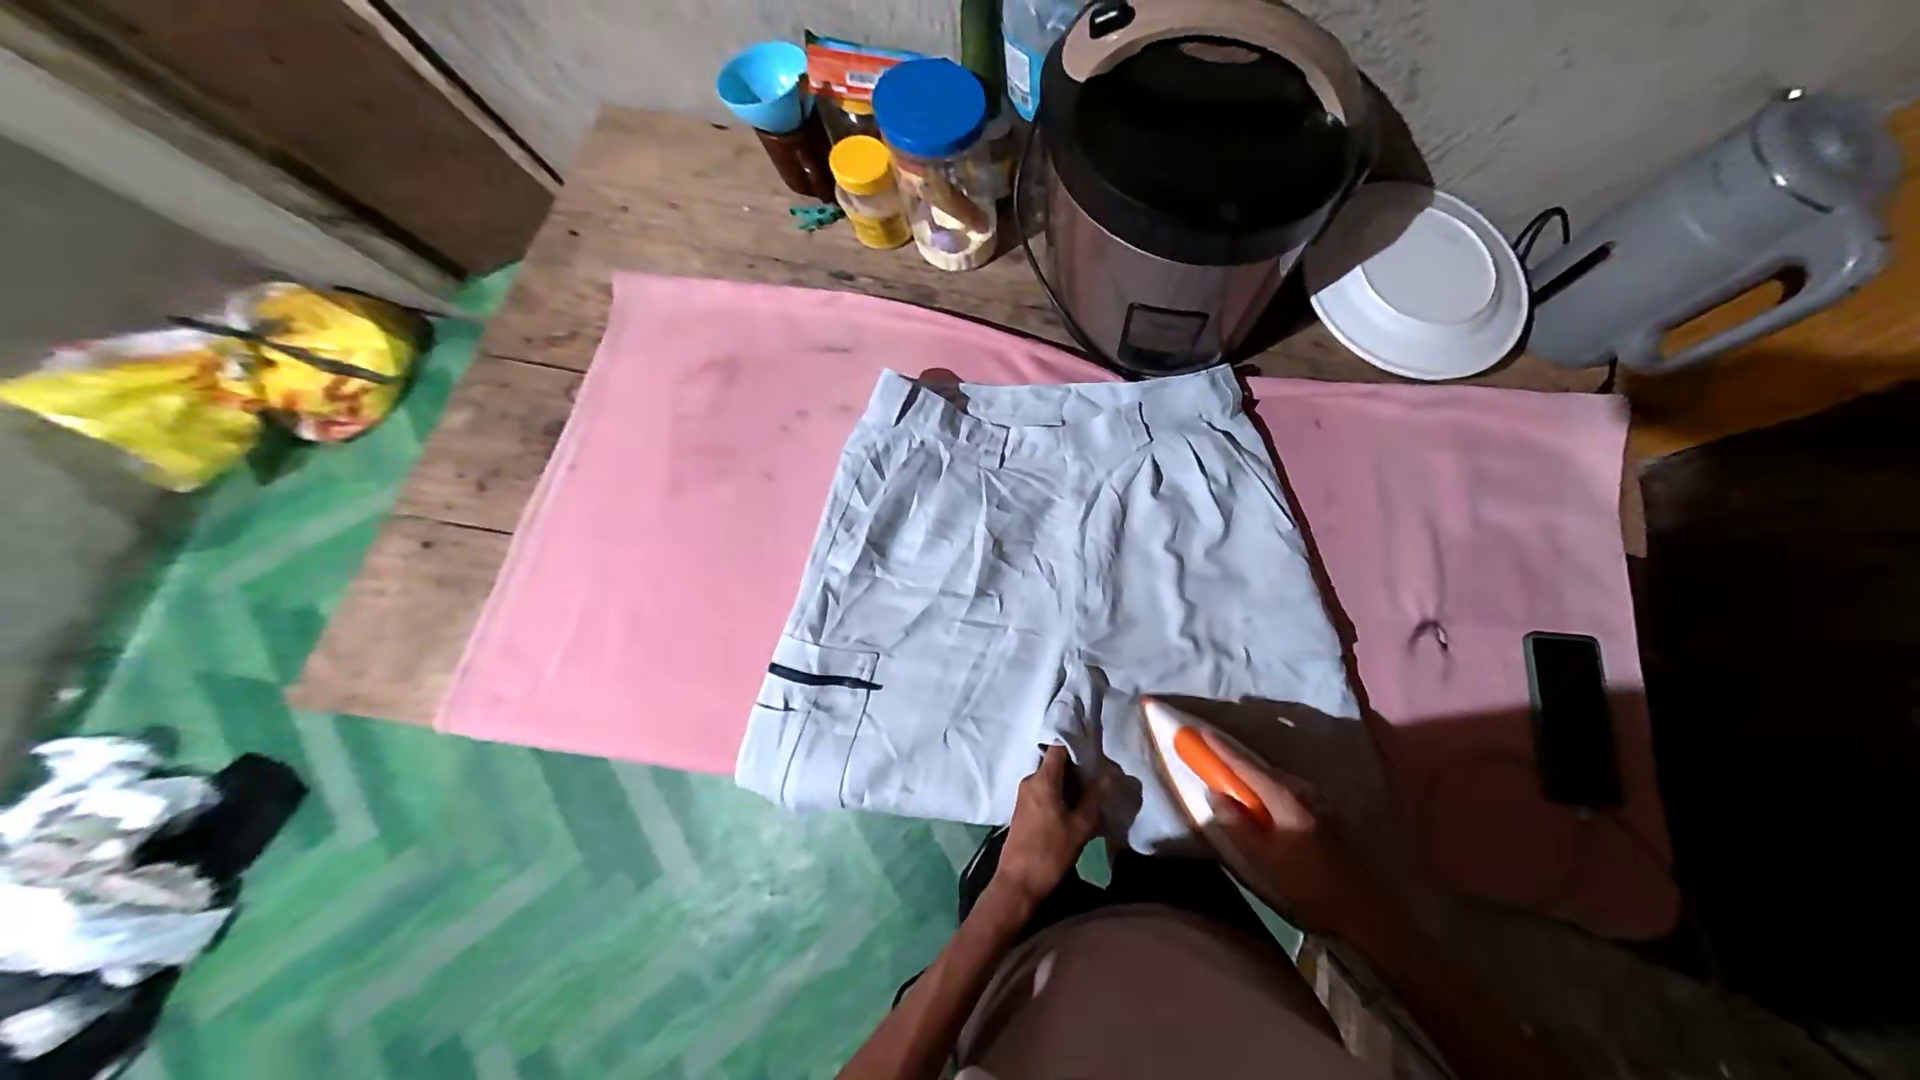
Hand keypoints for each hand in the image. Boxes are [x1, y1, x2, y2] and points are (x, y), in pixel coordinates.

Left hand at [992, 745, 1110, 907]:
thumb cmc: (1050, 852)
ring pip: (1051, 778)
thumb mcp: (1080, 826)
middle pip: (1056, 763)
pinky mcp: (1024, 809)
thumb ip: (1095, 797)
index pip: (1058, 747)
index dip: (1075, 743)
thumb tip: (1109, 774)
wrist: (1018, 883)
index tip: (1094, 748)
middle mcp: (1030, 781)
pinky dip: (1060, 794)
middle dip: (1077, 767)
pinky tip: (1076, 808)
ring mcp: (1025, 795)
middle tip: (1100, 775)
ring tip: (1092, 793)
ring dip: (1070, 783)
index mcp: (1042, 780)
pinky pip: (1045, 791)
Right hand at [1197, 731, 1374, 935]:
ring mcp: (1316, 802)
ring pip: (1275, 779)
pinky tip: (1261, 802)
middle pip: (1261, 768)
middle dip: (1235, 759)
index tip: (1201, 731)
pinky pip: (1286, 790)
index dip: (1221, 748)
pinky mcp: (1323, 815)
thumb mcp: (1264, 860)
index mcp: (1285, 798)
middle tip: (1212, 755)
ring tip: (1233, 779)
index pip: (1245, 765)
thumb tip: (1214, 794)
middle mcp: (1302, 791)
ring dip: (1252, 775)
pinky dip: (1267, 788)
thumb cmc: (1308, 887)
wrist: (1364, 914)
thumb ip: (1236, 825)